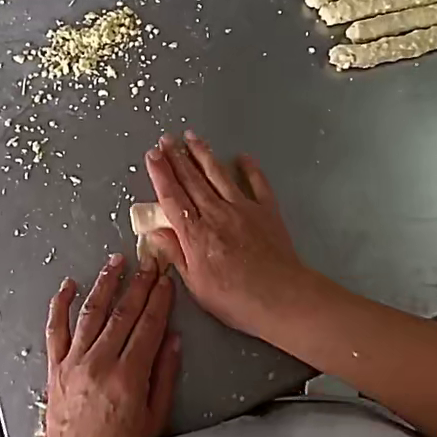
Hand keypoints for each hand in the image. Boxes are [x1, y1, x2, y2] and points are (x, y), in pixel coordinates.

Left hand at [37, 253, 182, 436]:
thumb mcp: (154, 420)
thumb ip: (165, 376)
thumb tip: (173, 338)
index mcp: (128, 378)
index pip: (148, 326)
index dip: (159, 300)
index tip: (166, 280)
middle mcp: (100, 363)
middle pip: (123, 313)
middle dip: (138, 284)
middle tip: (148, 262)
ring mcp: (74, 361)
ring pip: (92, 312)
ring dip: (105, 283)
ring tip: (116, 261)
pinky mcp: (55, 364)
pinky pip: (56, 327)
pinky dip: (61, 303)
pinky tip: (69, 284)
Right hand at [142, 132, 312, 337]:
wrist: (284, 300)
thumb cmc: (237, 300)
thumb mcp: (196, 284)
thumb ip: (175, 253)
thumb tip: (154, 232)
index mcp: (195, 233)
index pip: (172, 196)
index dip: (160, 173)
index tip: (152, 156)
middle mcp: (216, 213)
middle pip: (191, 179)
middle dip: (176, 156)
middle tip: (166, 139)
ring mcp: (242, 208)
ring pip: (218, 174)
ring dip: (203, 153)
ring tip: (191, 137)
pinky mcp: (266, 211)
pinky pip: (256, 183)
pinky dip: (249, 168)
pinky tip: (242, 157)